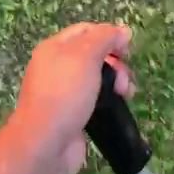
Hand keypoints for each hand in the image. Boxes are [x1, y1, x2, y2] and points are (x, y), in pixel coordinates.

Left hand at [11, 23, 133, 173]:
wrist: (46, 143)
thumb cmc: (64, 93)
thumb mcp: (85, 56)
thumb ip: (105, 38)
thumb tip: (122, 31)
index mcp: (55, 48)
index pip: (86, 30)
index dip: (109, 35)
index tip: (127, 51)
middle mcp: (57, 67)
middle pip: (94, 54)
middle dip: (115, 63)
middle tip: (123, 80)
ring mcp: (65, 92)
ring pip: (98, 78)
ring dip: (116, 82)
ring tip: (125, 94)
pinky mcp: (73, 114)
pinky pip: (96, 99)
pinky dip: (110, 100)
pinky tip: (118, 106)